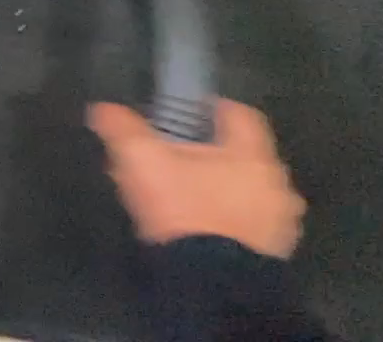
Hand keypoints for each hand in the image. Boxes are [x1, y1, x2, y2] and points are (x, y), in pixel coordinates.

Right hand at [87, 98, 306, 258]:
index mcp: (250, 155)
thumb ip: (121, 126)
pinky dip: (221, 211)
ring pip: (243, 186)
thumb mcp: (138, 157)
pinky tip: (190, 217)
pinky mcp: (271, 248)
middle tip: (169, 152)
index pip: (238, 113)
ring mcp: (279, 219)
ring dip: (215, 182)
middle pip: (239, 152)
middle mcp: (275, 183)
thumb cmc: (182, 205)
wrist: (210, 277)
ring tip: (175, 187)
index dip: (208, 106)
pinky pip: (245, 216)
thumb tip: (103, 109)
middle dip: (205, 149)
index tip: (181, 110)